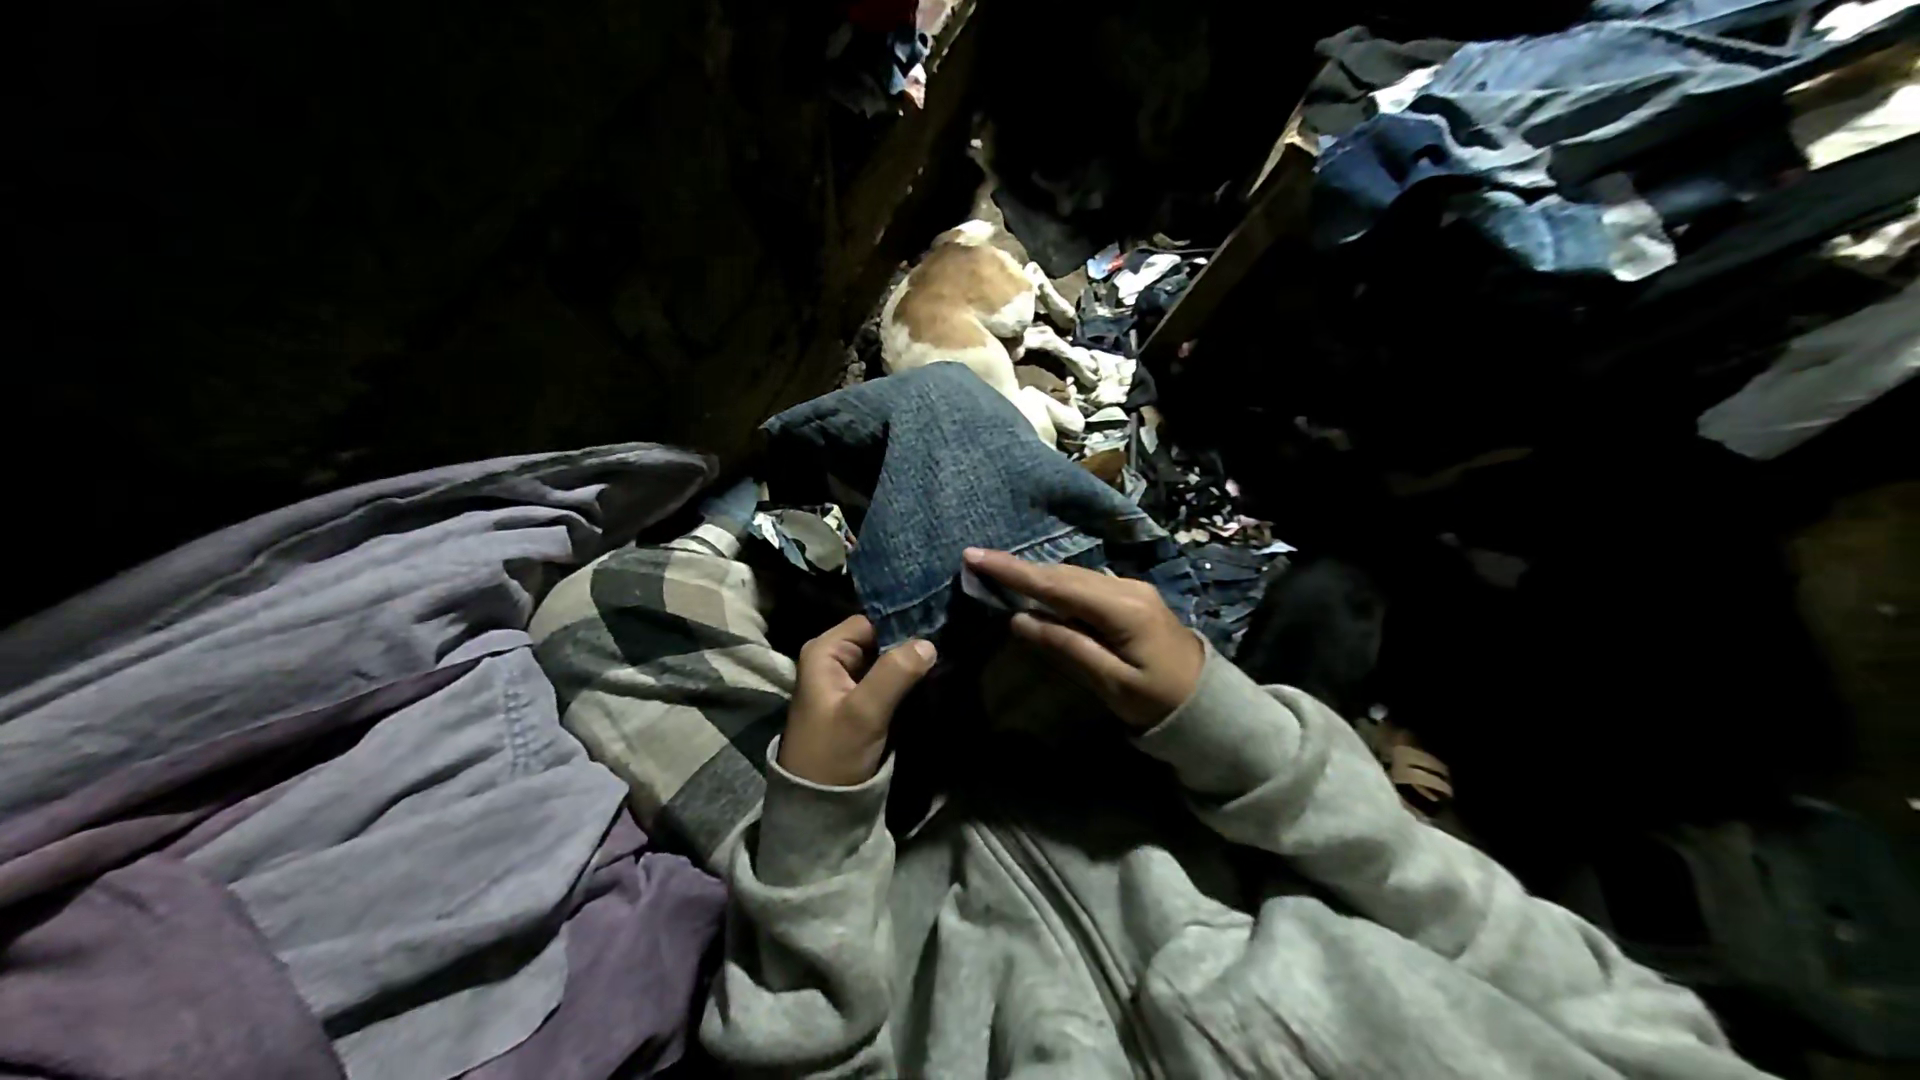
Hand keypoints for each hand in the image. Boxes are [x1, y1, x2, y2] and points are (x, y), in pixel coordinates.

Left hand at [778, 615, 937, 786]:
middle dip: (911, 641)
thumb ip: (893, 674)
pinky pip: (889, 678)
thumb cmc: (833, 754)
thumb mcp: (863, 713)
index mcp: (824, 652)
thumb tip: (929, 642)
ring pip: (888, 658)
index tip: (939, 624)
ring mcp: (849, 680)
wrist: (818, 806)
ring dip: (912, 660)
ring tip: (949, 654)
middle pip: (880, 637)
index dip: (902, 622)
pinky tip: (935, 674)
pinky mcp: (862, 700)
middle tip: (950, 640)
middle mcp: (834, 659)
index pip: (870, 621)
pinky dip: (908, 677)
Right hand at [963, 547, 1202, 728]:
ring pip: (1072, 575)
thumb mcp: (1111, 682)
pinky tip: (1038, 586)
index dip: (1013, 571)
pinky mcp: (1131, 597)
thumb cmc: (1160, 701)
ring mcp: (1130, 589)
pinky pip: (1084, 583)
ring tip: (998, 570)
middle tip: (977, 560)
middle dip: (1018, 567)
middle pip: (1062, 574)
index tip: (976, 557)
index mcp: (1121, 609)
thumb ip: (1066, 646)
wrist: (1209, 702)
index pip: (1056, 585)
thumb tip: (1020, 619)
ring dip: (1036, 573)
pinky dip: (1055, 583)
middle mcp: (1125, 588)